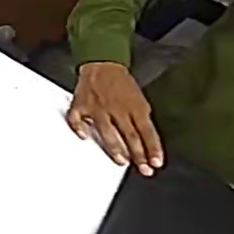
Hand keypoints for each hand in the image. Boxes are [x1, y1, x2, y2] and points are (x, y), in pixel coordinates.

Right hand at [66, 61, 163, 175]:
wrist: (103, 64)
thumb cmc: (121, 83)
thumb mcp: (139, 99)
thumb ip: (140, 118)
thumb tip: (145, 139)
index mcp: (136, 107)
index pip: (147, 133)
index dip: (153, 149)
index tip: (156, 163)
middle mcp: (117, 109)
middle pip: (130, 136)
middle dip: (138, 154)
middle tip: (142, 168)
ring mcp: (98, 107)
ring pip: (107, 132)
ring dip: (115, 148)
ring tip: (121, 160)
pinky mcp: (81, 104)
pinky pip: (77, 119)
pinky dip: (79, 128)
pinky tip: (84, 136)